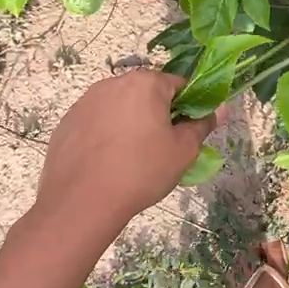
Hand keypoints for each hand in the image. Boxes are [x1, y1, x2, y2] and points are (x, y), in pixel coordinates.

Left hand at [31, 70, 219, 243]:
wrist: (79, 204)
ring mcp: (85, 102)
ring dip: (130, 122)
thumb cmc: (141, 171)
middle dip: (156, 114)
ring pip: (119, 106)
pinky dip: (104, 134)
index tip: (186, 131)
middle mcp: (113, 83)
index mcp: (146, 83)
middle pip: (146, 93)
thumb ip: (203, 124)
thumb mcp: (183, 151)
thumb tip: (222, 109)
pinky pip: (96, 122)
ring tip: (130, 157)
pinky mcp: (66, 122)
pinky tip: (106, 162)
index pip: (178, 85)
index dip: (187, 107)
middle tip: (160, 147)